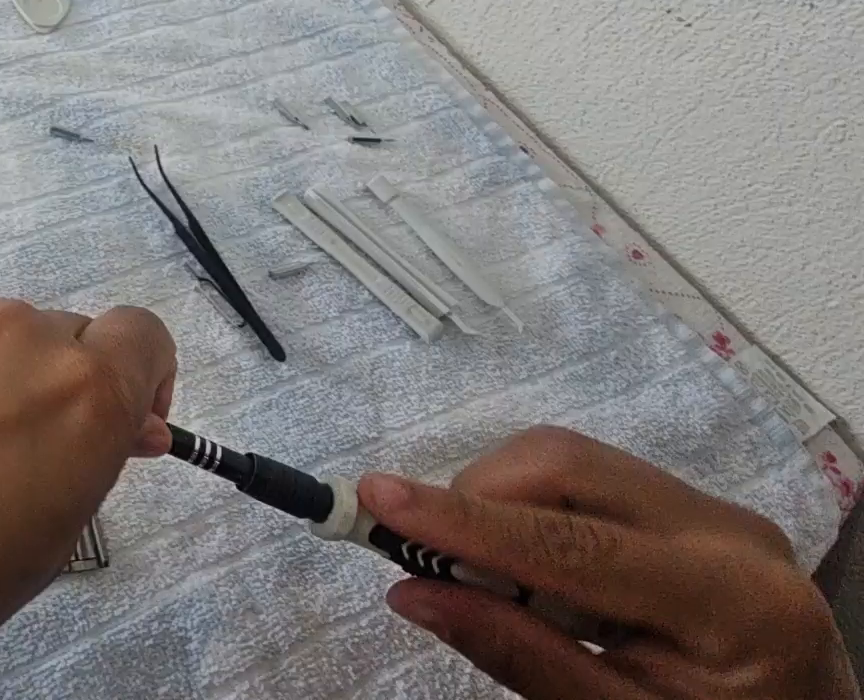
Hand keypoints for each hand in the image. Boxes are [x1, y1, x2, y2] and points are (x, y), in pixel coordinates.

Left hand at [0, 270, 176, 696]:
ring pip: (8, 323)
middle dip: (63, 382)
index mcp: (87, 396)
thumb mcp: (46, 538)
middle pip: (71, 336)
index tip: (119, 420)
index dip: (140, 376)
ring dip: (2, 365)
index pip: (145, 336)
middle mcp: (29, 335)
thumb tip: (127, 421)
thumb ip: (93, 458)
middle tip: (16, 447)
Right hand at [359, 426, 858, 699]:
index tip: (373, 497)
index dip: (462, 518)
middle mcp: (728, 532)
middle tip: (435, 551)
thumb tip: (406, 592)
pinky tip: (528, 558)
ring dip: (494, 496)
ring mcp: (708, 508)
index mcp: (735, 604)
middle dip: (477, 496)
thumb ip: (516, 654)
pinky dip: (520, 500)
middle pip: (561, 465)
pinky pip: (572, 470)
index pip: (568, 543)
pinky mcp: (680, 501)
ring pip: (558, 456)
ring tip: (491, 568)